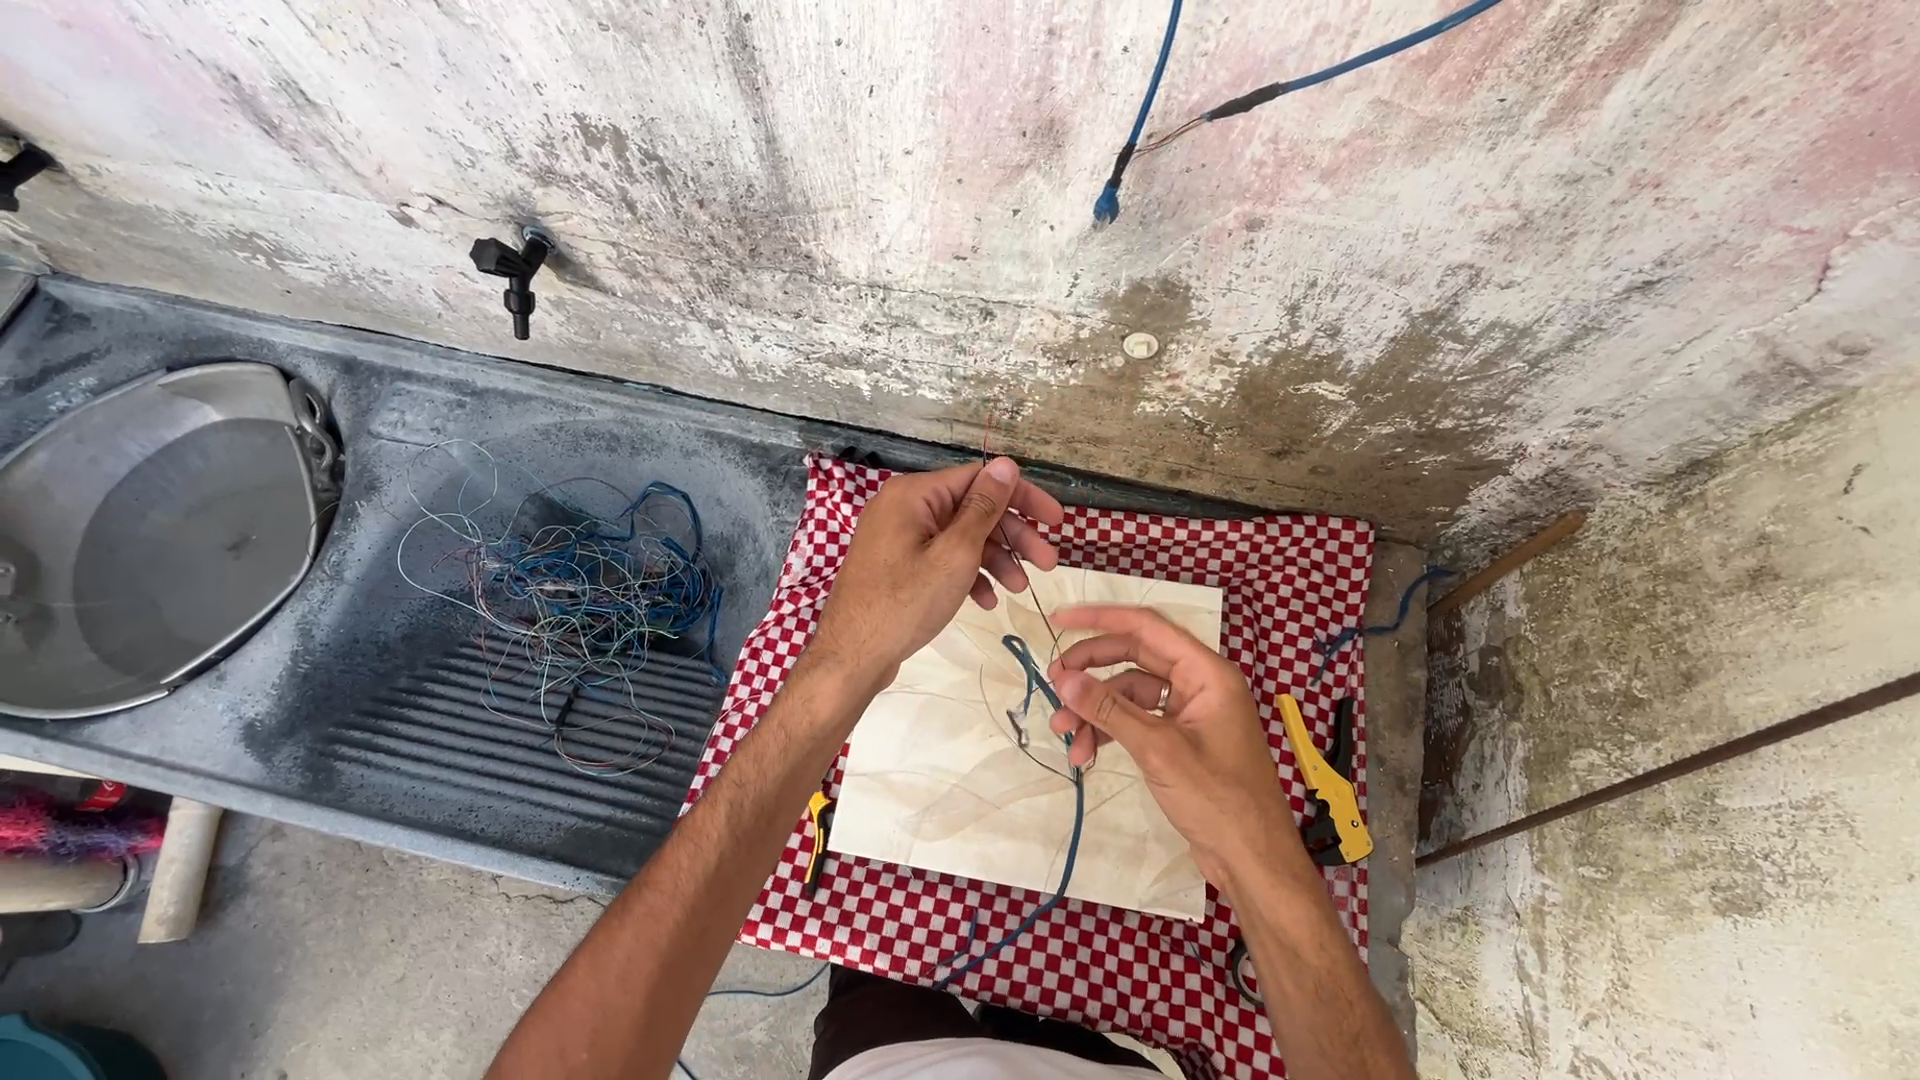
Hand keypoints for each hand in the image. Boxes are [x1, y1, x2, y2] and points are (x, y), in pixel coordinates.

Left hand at [808, 457, 1064, 691]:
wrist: (851, 657)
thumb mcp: (955, 554)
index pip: (980, 479)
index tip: (1055, 521)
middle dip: (1013, 536)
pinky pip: (941, 559)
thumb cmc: (904, 603)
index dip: (1022, 497)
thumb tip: (1005, 464)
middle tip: (1048, 563)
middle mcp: (905, 508)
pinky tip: (987, 601)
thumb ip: (983, 508)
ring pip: (960, 537)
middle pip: (973, 509)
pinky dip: (967, 575)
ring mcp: (899, 538)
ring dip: (995, 559)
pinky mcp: (898, 566)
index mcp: (915, 494)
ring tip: (1020, 589)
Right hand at [1045, 605, 1302, 885]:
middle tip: (1053, 682)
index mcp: (1206, 673)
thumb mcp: (1158, 750)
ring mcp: (1189, 713)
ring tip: (1063, 734)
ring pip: (1129, 694)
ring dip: (1095, 710)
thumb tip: (1064, 678)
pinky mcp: (1180, 740)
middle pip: (1134, 657)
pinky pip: (1136, 721)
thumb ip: (1108, 710)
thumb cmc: (1217, 799)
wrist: (1252, 861)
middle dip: (1091, 670)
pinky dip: (1109, 732)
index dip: (1100, 619)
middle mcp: (1199, 684)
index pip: (1146, 627)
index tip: (1059, 618)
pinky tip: (1085, 754)